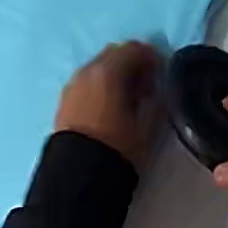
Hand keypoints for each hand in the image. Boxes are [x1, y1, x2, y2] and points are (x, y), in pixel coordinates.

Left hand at [54, 41, 162, 168]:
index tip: (162, 72)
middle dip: (133, 62)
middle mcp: (87, 70)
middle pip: (114, 53)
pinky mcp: (64, 99)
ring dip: (116, 73)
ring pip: (99, 66)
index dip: (152, 57)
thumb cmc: (116, 148)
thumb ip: (155, 98)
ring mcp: (73, 84)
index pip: (134, 48)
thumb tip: (153, 87)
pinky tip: (110, 104)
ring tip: (129, 96)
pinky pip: (88, 80)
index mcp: (108, 71)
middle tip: (148, 83)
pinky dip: (101, 84)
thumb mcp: (146, 125)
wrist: (76, 178)